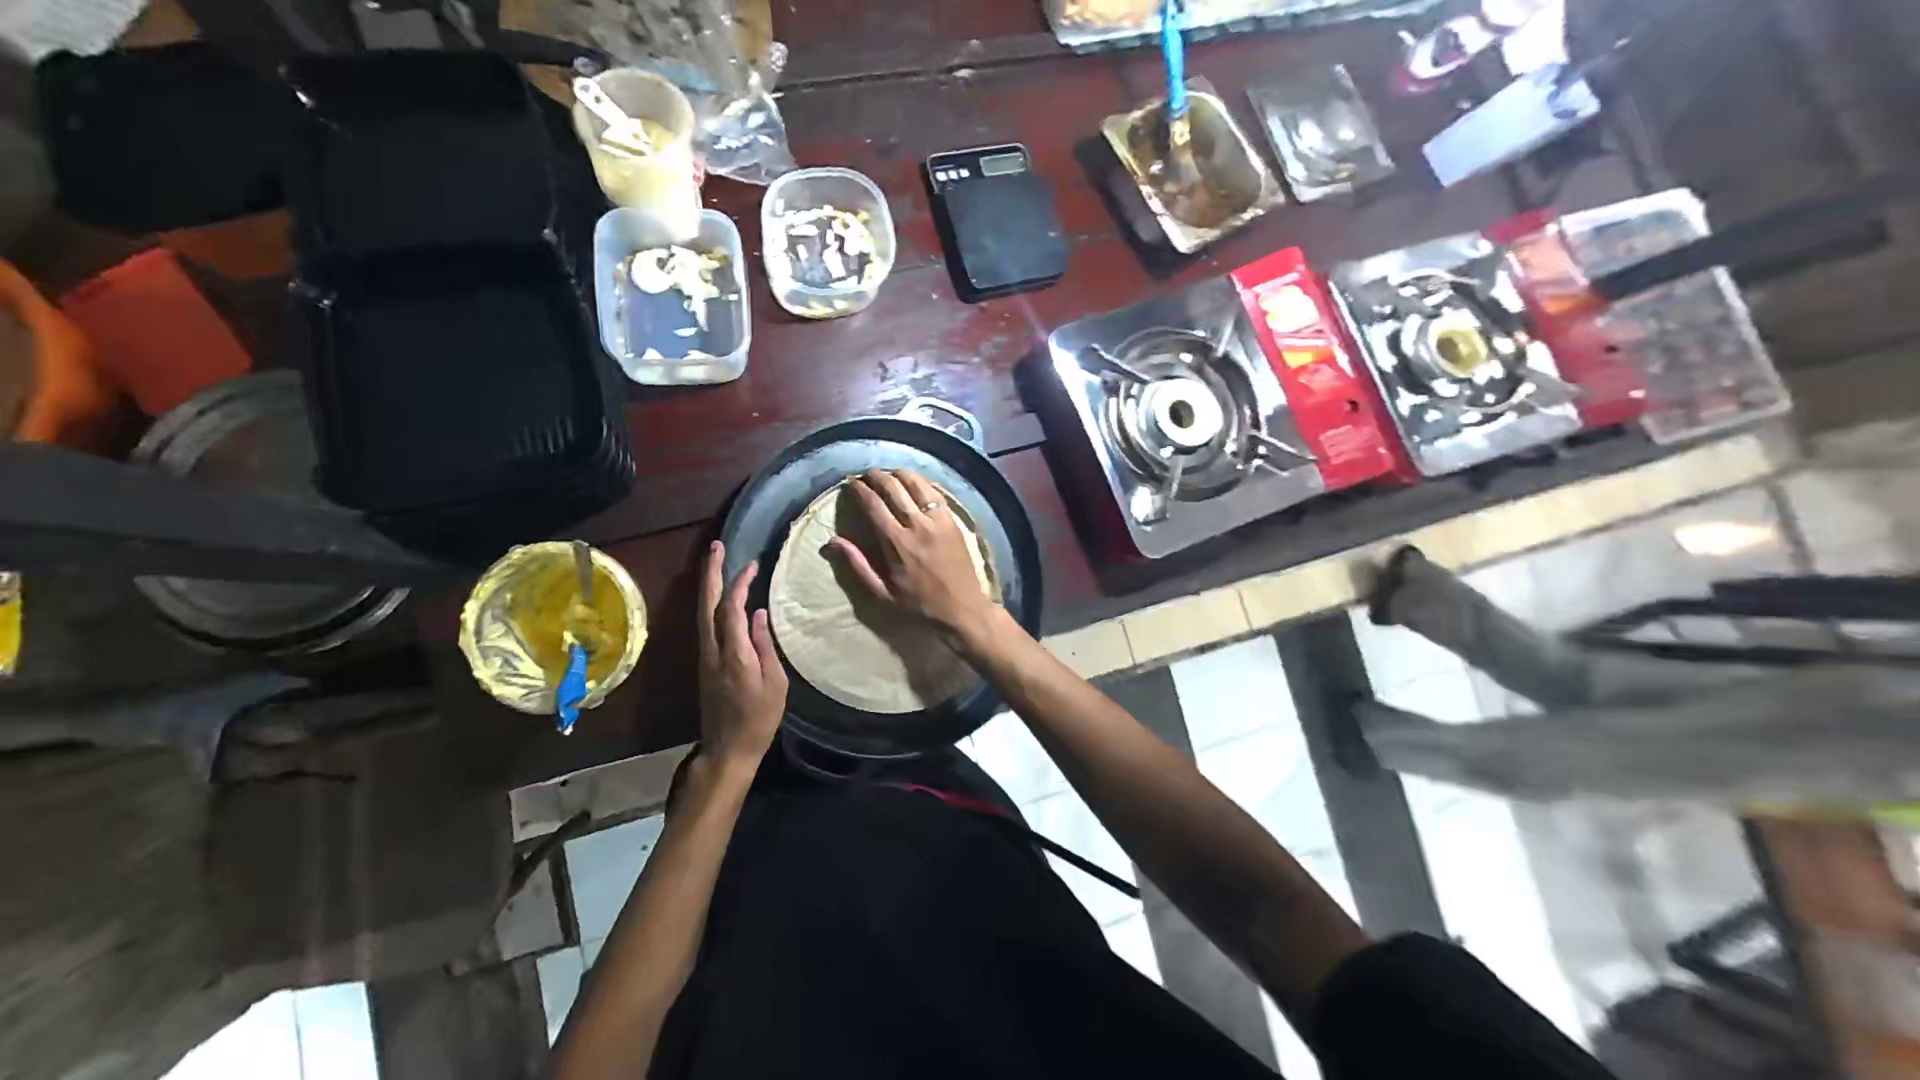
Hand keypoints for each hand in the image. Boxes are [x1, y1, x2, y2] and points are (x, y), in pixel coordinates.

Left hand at [697, 541, 787, 771]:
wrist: (728, 748)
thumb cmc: (758, 719)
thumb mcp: (774, 684)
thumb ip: (765, 646)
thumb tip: (759, 614)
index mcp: (734, 654)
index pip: (731, 609)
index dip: (739, 584)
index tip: (753, 564)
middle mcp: (713, 650)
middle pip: (706, 604)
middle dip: (710, 573)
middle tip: (717, 546)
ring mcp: (705, 656)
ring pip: (701, 612)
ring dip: (707, 584)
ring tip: (716, 562)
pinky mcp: (705, 662)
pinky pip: (705, 623)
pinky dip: (710, 602)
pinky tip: (718, 596)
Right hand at [828, 469, 998, 642]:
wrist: (963, 609)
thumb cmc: (919, 606)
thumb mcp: (882, 594)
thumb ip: (857, 565)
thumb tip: (833, 541)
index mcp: (896, 543)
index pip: (873, 505)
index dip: (859, 490)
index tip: (850, 483)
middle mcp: (917, 525)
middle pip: (893, 488)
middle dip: (876, 477)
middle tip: (866, 475)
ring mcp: (938, 520)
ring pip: (915, 484)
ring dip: (898, 474)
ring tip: (888, 473)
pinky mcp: (952, 521)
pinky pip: (934, 493)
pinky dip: (921, 482)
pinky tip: (913, 482)